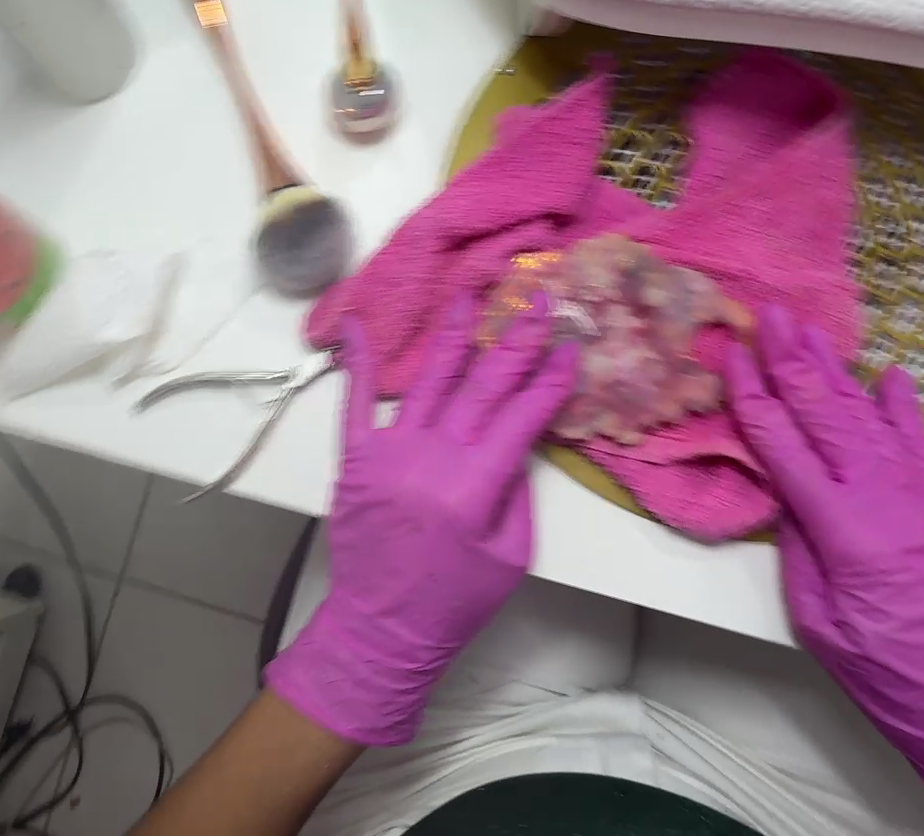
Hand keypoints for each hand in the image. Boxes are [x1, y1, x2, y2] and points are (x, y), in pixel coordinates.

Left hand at [265, 293, 577, 746]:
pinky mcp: (354, 458)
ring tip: (471, 296)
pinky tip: (356, 324)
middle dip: (515, 342)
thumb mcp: (511, 555)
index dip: (550, 381)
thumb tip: (520, 435)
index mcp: (475, 487)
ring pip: (428, 382)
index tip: (570, 347)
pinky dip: (356, 363)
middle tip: (537, 302)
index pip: (522, 417)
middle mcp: (432, 459)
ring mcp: (388, 453)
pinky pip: (353, 403)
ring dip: (452, 336)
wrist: (382, 626)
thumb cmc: (454, 600)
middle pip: (481, 387)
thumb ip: (516, 489)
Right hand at [727, 307, 923, 834]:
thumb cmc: (883, 673)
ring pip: (869, 417)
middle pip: (827, 414)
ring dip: (835, 370)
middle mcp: (887, 498)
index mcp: (843, 529)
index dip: (750, 394)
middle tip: (770, 312)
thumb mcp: (814, 616)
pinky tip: (888, 375)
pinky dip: (901, 406)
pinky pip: (921, 443)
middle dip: (793, 359)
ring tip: (809, 329)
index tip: (729, 352)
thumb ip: (797, 542)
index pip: (782, 443)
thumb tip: (785, 487)